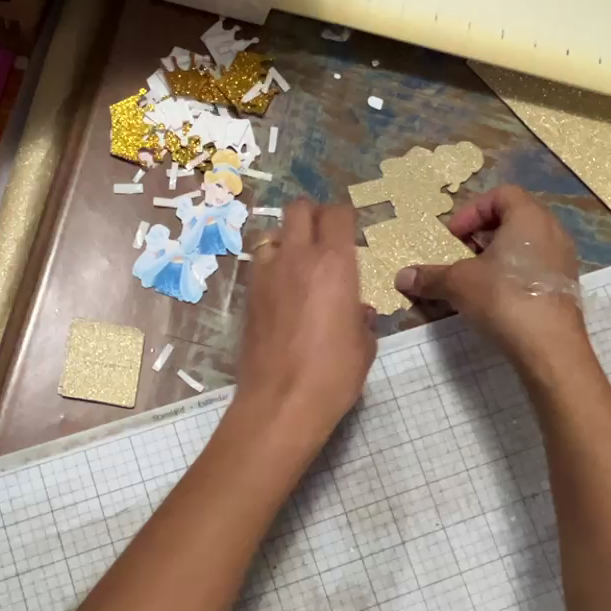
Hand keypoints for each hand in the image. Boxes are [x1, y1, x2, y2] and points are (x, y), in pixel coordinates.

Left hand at [234, 200, 375, 439]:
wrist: (281, 402)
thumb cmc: (333, 373)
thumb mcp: (364, 345)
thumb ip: (362, 318)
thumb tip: (359, 311)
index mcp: (334, 263)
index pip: (337, 213)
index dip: (344, 216)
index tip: (350, 230)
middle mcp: (296, 258)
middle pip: (298, 208)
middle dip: (312, 214)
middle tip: (322, 236)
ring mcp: (265, 275)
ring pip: (271, 234)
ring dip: (285, 240)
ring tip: (297, 264)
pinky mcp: (246, 296)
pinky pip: (258, 265)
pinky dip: (270, 268)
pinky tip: (281, 292)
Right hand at [394, 186, 589, 382]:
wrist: (549, 345)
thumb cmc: (503, 298)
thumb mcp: (457, 284)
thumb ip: (430, 277)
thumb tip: (401, 277)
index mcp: (528, 218)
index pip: (502, 194)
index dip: (472, 210)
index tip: (454, 236)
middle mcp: (551, 231)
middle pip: (515, 217)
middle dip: (484, 232)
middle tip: (462, 253)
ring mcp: (562, 259)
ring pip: (526, 243)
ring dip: (498, 254)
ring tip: (476, 276)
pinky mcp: (564, 285)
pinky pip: (536, 266)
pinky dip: (513, 272)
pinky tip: (496, 296)